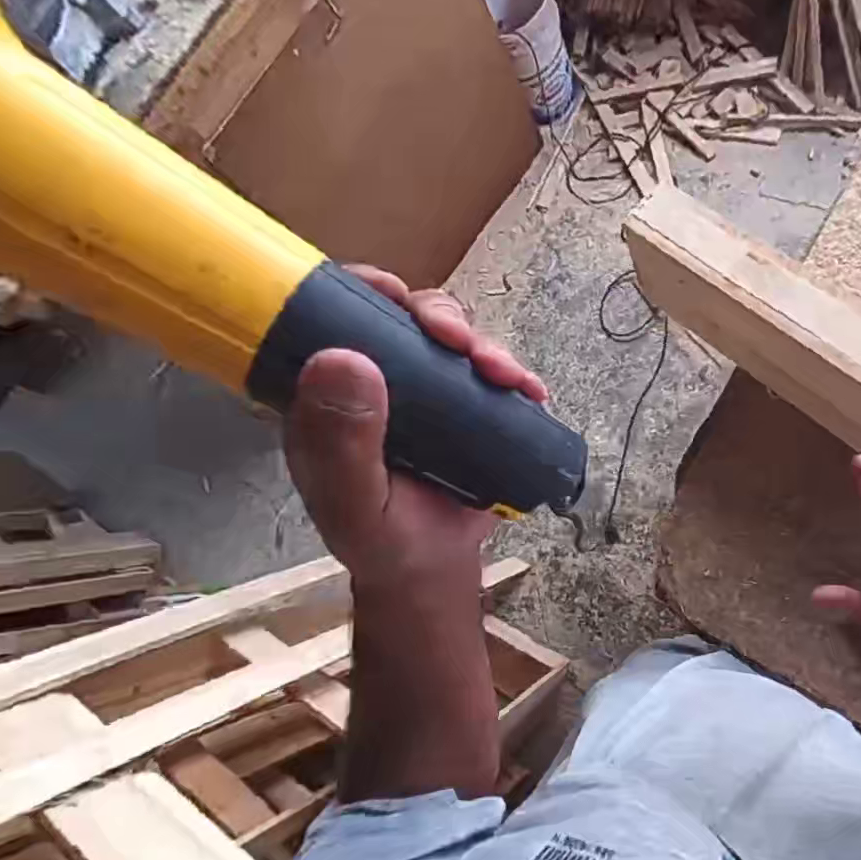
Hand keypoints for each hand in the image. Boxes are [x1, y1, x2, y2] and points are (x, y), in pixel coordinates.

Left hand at [284, 264, 548, 591]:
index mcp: (330, 396)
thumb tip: (345, 358)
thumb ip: (341, 445)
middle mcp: (376, 384)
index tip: (392, 294)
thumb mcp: (353, 503)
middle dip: (437, 318)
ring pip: (451, 342)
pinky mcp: (466, 407)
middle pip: (403, 320)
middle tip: (459, 344)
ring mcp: (424, 393)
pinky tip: (529, 392)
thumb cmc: (382, 541)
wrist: (432, 567)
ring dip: (482, 347)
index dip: (361, 293)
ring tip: (506, 377)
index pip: (334, 322)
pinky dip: (513, 376)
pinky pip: (488, 375)